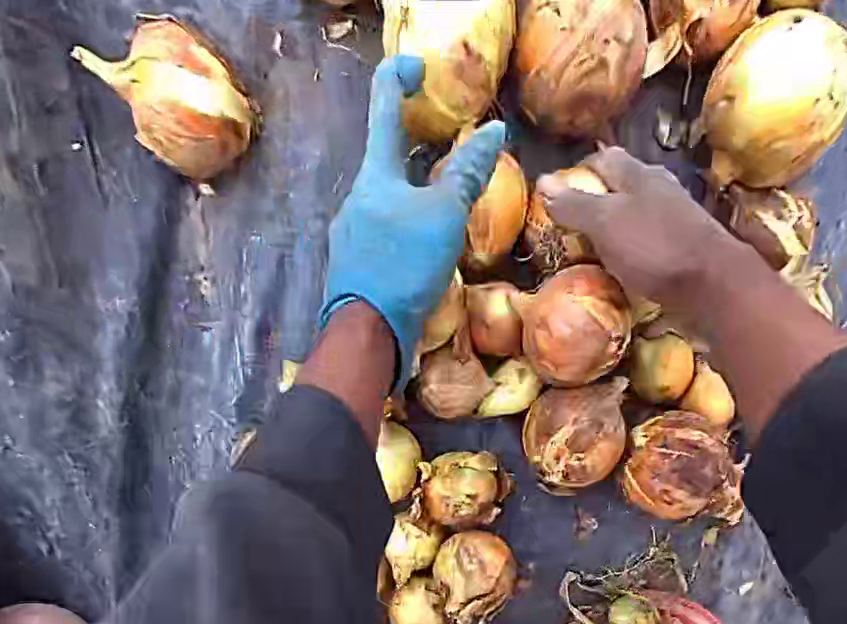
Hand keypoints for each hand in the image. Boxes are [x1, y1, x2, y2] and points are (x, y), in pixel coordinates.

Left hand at [322, 56, 505, 389]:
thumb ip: (466, 174)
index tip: (421, 68)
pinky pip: (387, 237)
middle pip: (388, 161)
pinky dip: (409, 232)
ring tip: (448, 206)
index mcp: (374, 175)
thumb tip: (494, 130)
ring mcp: (353, 237)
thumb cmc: (404, 266)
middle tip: (451, 147)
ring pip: (388, 204)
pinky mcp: (359, 270)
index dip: (400, 76)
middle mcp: (356, 200)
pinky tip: (428, 251)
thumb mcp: (444, 216)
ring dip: (416, 197)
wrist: (369, 333)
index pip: (383, 106)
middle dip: (417, 148)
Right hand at [546, 146, 846, 435]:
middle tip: (567, 226)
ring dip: (614, 228)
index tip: (555, 194)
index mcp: (640, 176)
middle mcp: (660, 191)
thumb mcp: (607, 224)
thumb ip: (576, 205)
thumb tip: (543, 182)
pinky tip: (620, 269)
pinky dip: (630, 252)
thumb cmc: (655, 248)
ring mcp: (674, 221)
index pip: (604, 159)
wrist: (712, 287)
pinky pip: (647, 244)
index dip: (578, 171)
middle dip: (596, 200)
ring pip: (636, 215)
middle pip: (622, 186)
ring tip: (589, 249)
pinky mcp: (682, 250)